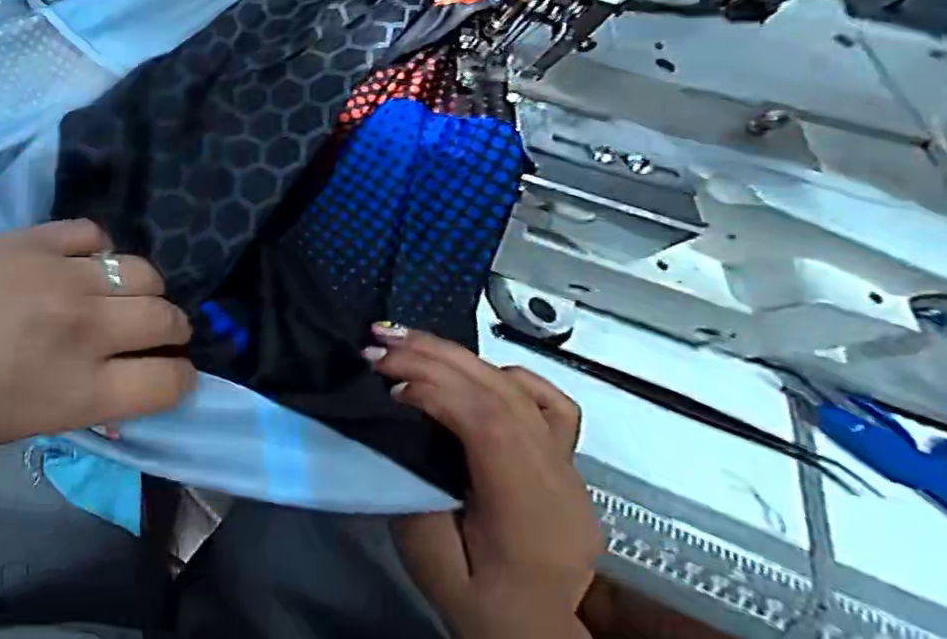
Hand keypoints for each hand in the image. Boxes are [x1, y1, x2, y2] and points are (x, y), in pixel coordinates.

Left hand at [0, 221, 194, 442]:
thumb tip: (127, 379)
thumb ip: (86, 402)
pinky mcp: (37, 237)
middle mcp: (83, 331)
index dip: (182, 379)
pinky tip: (81, 264)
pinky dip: (99, 252)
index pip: (169, 381)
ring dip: (145, 289)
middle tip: (156, 333)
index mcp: (79, 392)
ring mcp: (62, 276)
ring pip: (143, 271)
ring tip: (124, 296)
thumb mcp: (24, 425)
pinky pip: (95, 234)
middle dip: (173, 330)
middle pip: (166, 318)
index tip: (172, 373)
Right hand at [372, 328, 602, 638]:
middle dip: (433, 358)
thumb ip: (415, 496)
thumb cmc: (483, 605)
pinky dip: (502, 373)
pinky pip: (543, 400)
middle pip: (500, 393)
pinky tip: (465, 369)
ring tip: (403, 338)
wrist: (540, 635)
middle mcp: (558, 479)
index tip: (387, 384)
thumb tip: (396, 431)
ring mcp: (568, 467)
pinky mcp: (566, 461)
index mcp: (531, 512)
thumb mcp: (435, 565)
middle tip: (378, 343)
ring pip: (515, 387)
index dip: (436, 390)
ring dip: (454, 355)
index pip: (491, 425)